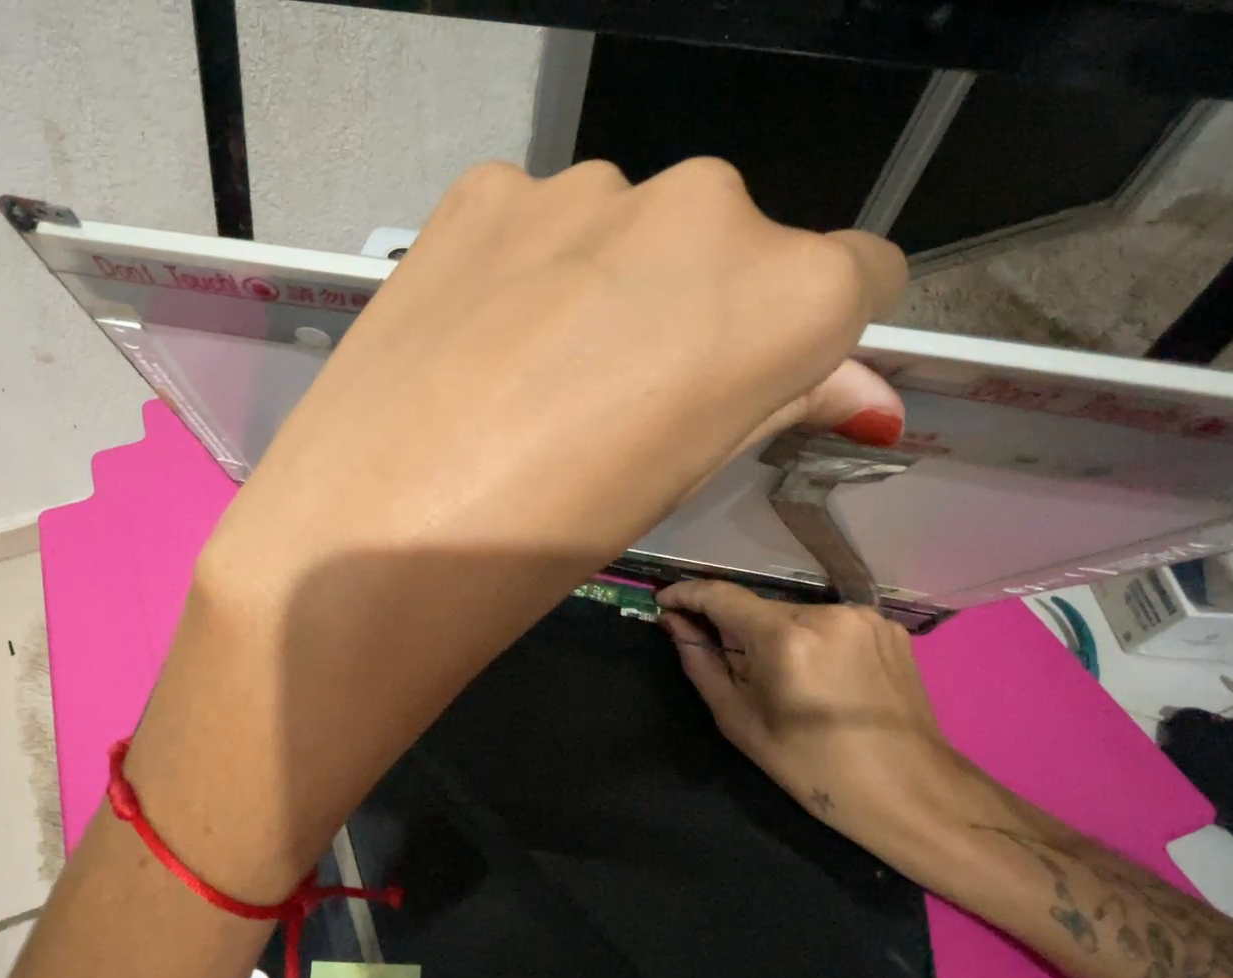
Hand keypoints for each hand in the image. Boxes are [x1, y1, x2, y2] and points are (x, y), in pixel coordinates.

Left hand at [127, 159, 909, 898]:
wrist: (373, 532)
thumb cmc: (547, 536)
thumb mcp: (683, 476)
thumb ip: (777, 403)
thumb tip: (858, 391)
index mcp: (784, 291)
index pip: (854, 277)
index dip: (804, 337)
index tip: (740, 378)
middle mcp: (701, 206)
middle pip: (729, 242)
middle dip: (689, 304)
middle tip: (609, 390)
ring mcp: (582, 187)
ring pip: (624, 227)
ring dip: (598, 281)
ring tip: (522, 372)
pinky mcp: (482, 191)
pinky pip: (535, 218)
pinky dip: (522, 264)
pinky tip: (473, 338)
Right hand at [656, 580, 976, 845]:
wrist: (911, 793)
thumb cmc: (813, 767)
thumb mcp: (739, 721)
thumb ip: (701, 663)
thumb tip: (674, 622)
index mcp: (786, 638)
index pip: (721, 596)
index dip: (687, 594)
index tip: (664, 601)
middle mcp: (826, 614)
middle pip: (758, 608)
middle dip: (734, 628)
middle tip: (726, 664)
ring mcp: (863, 618)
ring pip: (794, 615)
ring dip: (774, 636)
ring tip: (780, 679)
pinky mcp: (888, 628)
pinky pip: (828, 624)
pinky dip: (811, 641)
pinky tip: (818, 677)